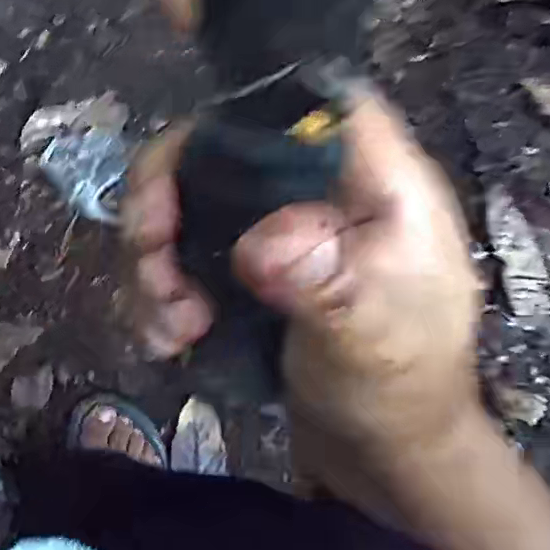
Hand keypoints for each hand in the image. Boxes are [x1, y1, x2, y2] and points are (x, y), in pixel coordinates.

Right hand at [123, 93, 486, 463]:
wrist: (378, 449)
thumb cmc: (399, 389)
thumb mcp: (374, 342)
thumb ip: (329, 288)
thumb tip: (264, 242)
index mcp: (368, 184)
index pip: (305, 101)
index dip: (234, 115)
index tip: (176, 175)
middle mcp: (307, 193)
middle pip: (210, 153)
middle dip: (160, 204)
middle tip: (149, 257)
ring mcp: (262, 231)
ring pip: (176, 211)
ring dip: (151, 265)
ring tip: (171, 327)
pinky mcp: (231, 269)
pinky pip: (169, 261)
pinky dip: (153, 297)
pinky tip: (167, 340)